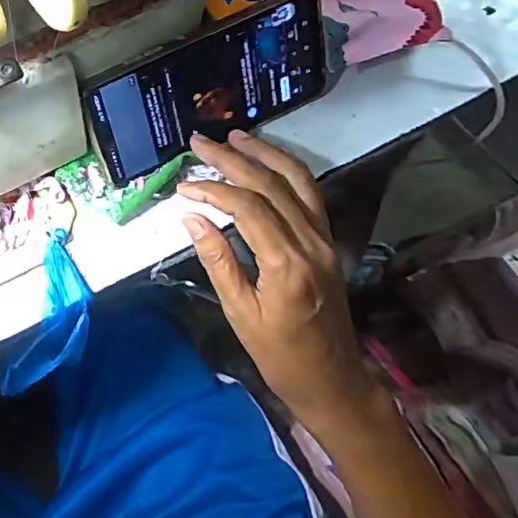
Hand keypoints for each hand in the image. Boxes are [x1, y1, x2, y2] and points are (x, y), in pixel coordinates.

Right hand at [177, 131, 387, 434]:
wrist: (334, 379)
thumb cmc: (280, 355)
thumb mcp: (240, 313)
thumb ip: (218, 261)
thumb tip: (192, 218)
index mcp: (287, 264)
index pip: (248, 208)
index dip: (213, 190)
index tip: (184, 185)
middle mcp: (311, 243)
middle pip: (271, 185)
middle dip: (233, 159)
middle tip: (200, 142)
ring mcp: (324, 240)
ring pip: (297, 182)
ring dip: (265, 155)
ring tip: (235, 138)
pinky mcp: (327, 242)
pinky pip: (309, 195)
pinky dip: (285, 171)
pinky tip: (265, 162)